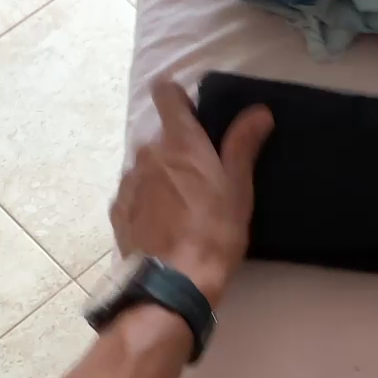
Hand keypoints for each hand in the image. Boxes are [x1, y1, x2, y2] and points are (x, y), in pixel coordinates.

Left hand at [111, 81, 273, 306]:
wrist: (174, 283)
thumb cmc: (214, 235)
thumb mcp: (238, 192)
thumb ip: (243, 147)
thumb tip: (259, 111)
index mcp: (180, 143)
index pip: (167, 94)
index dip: (179, 100)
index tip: (194, 118)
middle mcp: (147, 153)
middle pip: (160, 139)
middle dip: (176, 152)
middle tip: (199, 183)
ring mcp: (129, 182)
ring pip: (145, 168)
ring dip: (160, 180)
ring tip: (181, 213)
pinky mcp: (118, 212)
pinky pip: (134, 197)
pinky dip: (147, 205)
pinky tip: (163, 230)